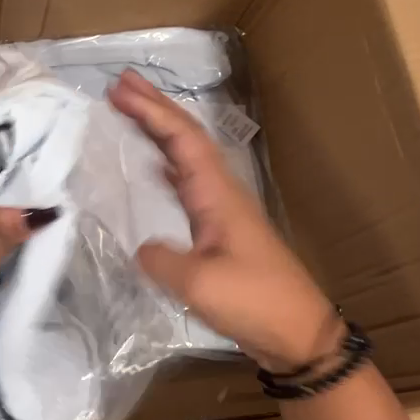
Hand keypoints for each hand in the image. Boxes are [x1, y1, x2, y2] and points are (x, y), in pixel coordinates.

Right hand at [108, 69, 342, 372]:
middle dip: (154, 108)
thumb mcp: (200, 284)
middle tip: (120, 84)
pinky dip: (166, 165)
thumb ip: (161, 259)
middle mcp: (222, 193)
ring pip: (187, 157)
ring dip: (159, 132)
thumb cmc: (256, 302)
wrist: (300, 334)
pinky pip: (187, 183)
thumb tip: (140, 246)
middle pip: (187, 138)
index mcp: (218, 195)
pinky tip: (153, 168)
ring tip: (130, 113)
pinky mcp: (221, 232)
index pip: (182, 139)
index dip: (151, 111)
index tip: (118, 90)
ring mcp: (223, 211)